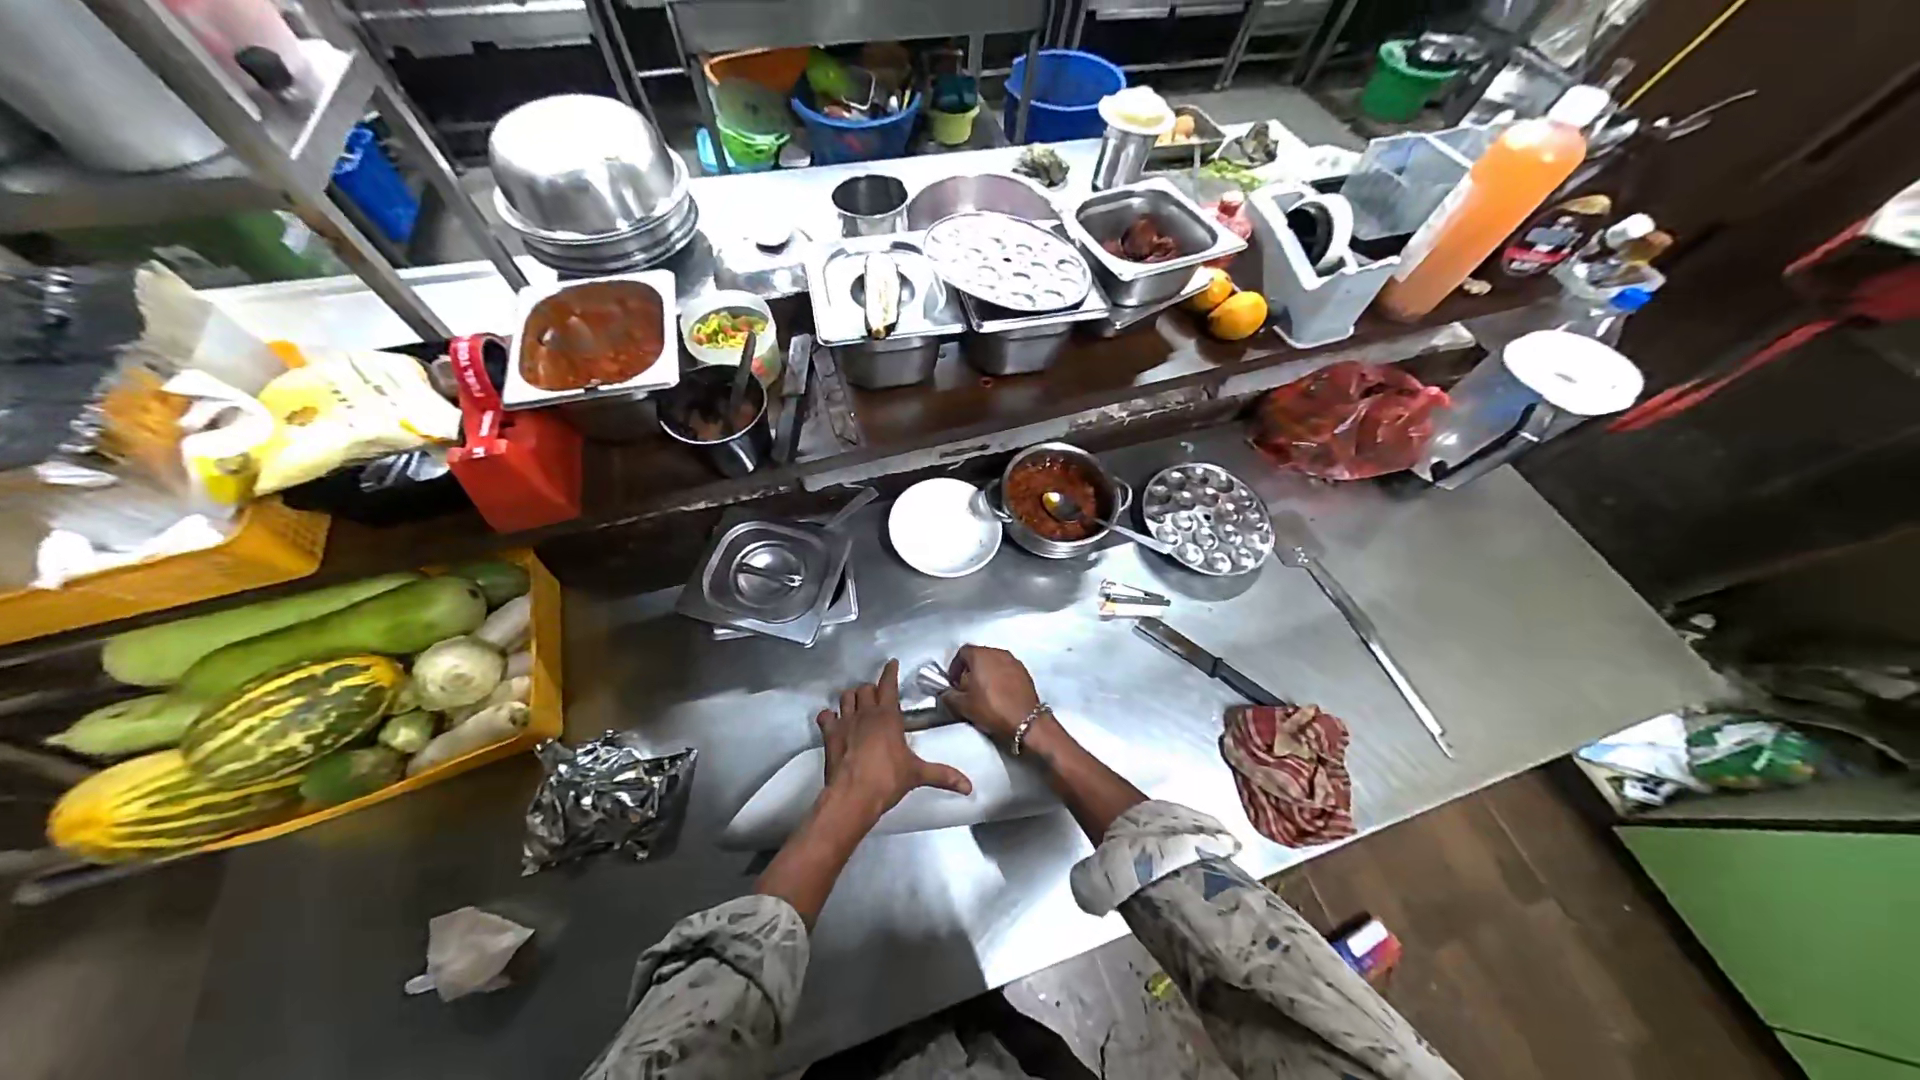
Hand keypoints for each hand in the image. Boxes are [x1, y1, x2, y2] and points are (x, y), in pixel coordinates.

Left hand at [816, 660, 972, 820]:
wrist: (853, 795)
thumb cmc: (887, 780)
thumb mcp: (917, 775)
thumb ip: (942, 775)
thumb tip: (968, 786)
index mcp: (888, 716)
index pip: (888, 685)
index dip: (890, 672)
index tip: (891, 663)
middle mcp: (866, 713)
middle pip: (865, 689)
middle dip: (871, 689)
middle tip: (877, 695)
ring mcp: (845, 722)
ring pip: (845, 697)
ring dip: (851, 697)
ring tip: (857, 703)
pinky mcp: (829, 735)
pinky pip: (825, 716)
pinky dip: (829, 715)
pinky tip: (832, 720)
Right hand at [944, 646, 1043, 744]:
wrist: (1025, 720)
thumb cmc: (993, 708)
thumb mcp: (963, 705)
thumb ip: (949, 695)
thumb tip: (946, 693)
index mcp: (980, 655)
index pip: (962, 652)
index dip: (955, 666)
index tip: (954, 681)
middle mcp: (998, 653)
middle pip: (979, 655)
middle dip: (970, 669)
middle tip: (966, 687)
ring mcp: (1013, 661)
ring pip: (994, 661)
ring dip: (986, 672)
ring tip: (982, 691)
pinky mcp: (1024, 671)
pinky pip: (1007, 669)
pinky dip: (1000, 677)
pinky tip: (998, 693)